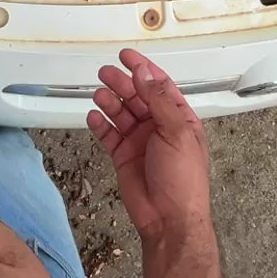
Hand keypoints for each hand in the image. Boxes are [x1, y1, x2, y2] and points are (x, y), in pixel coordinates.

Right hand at [87, 48, 212, 245]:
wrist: (168, 222)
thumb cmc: (182, 179)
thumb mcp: (176, 132)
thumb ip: (157, 99)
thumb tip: (143, 72)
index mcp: (179, 119)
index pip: (160, 85)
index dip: (144, 69)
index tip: (126, 56)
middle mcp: (158, 126)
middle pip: (136, 96)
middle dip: (122, 82)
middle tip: (105, 73)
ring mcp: (140, 140)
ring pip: (121, 112)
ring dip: (110, 101)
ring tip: (100, 95)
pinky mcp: (123, 155)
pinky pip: (108, 134)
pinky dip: (100, 124)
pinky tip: (94, 117)